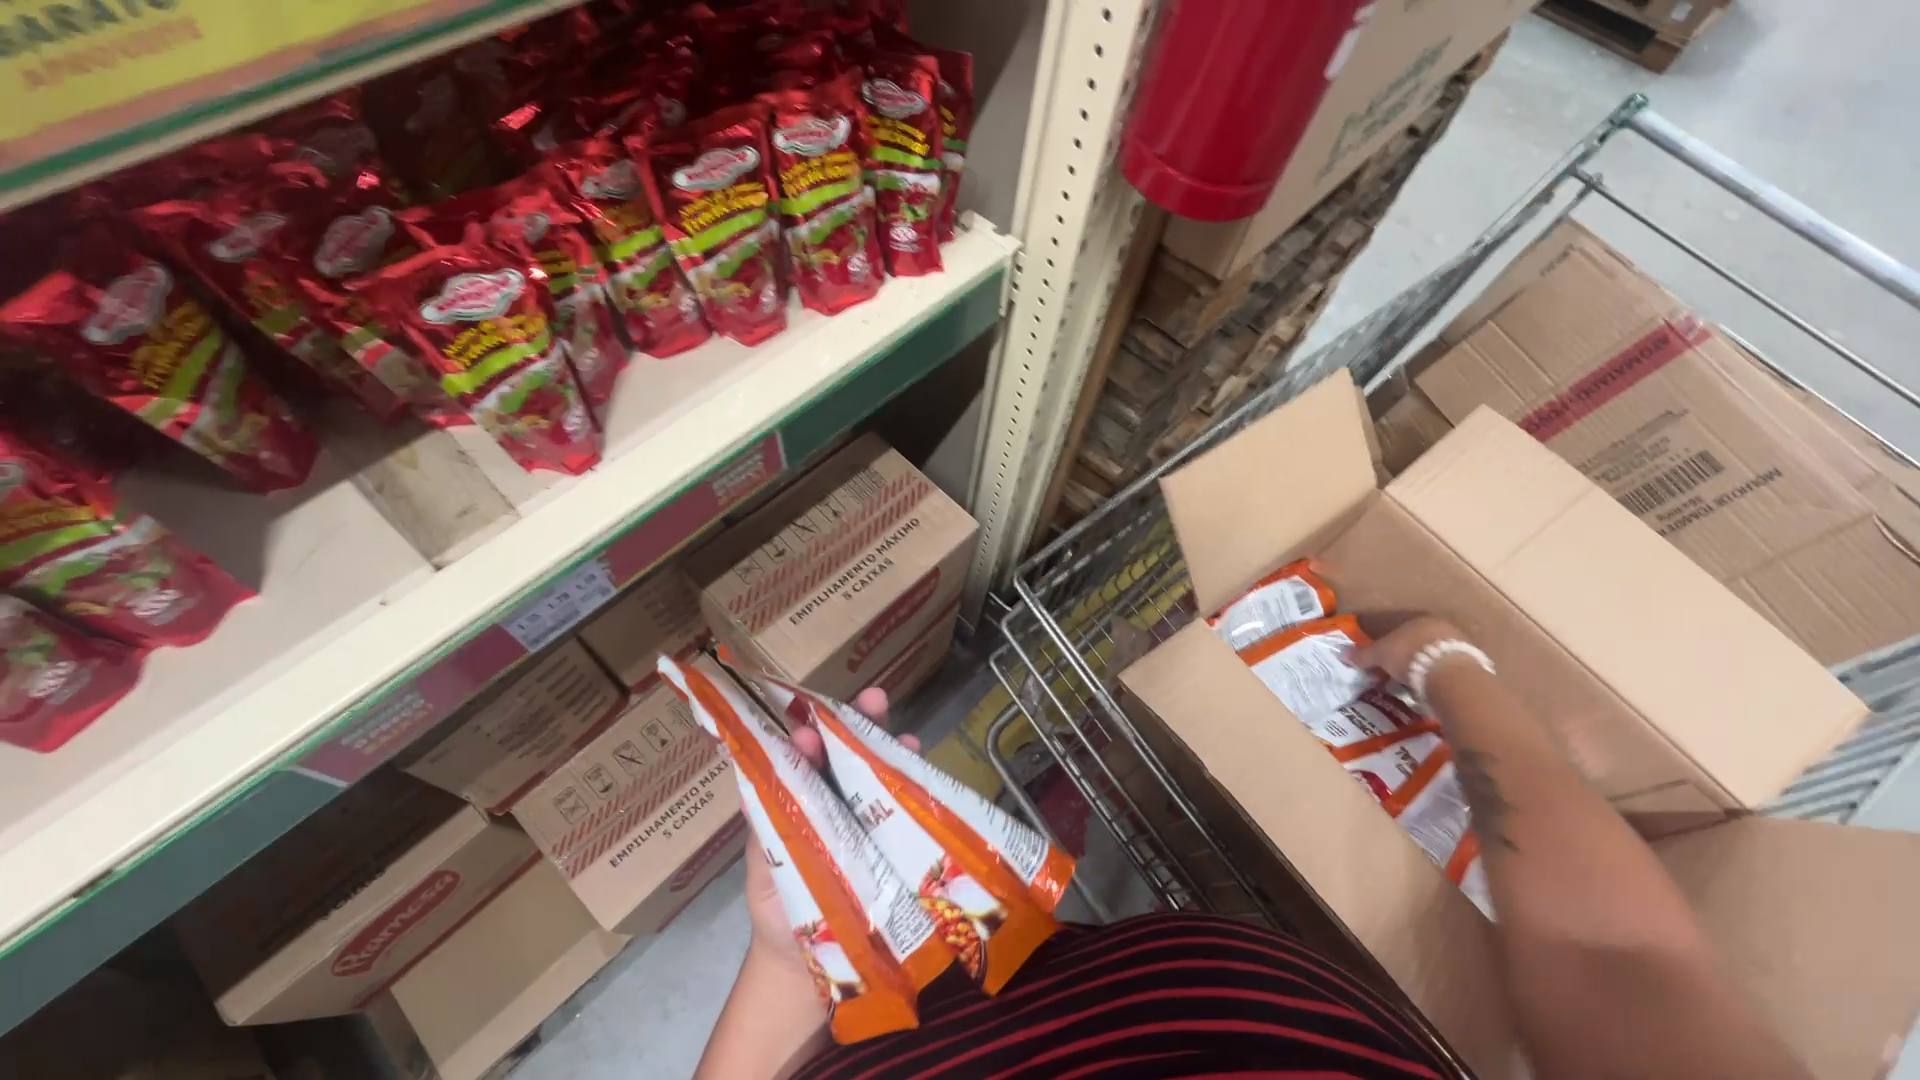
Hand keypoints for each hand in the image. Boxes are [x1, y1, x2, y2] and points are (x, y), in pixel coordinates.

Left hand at [742, 687, 920, 972]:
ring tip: (900, 730)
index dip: (810, 734)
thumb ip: (765, 822)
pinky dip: (907, 781)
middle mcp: (834, 800)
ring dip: (887, 745)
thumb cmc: (779, 911)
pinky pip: (900, 805)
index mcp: (799, 798)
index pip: (806, 755)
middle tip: (874, 699)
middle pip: (845, 753)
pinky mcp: (891, 841)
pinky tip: (915, 764)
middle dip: (858, 723)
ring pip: (875, 772)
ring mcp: (865, 819)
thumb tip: (757, 771)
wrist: (811, 969)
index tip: (812, 725)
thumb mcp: (766, 863)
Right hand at [1346, 615, 1468, 685]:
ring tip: (1410, 686)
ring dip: (1422, 668)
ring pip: (1434, 656)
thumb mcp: (1380, 655)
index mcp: (1419, 620)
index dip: (1389, 644)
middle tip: (1394, 674)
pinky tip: (1428, 690)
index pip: (1400, 629)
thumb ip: (1363, 655)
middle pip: (1419, 642)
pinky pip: (1446, 670)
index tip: (1381, 660)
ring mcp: (1460, 645)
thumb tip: (1342, 654)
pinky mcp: (1471, 665)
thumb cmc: (1410, 656)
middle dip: (1406, 657)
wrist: (1450, 675)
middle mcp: (1442, 627)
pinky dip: (1437, 678)